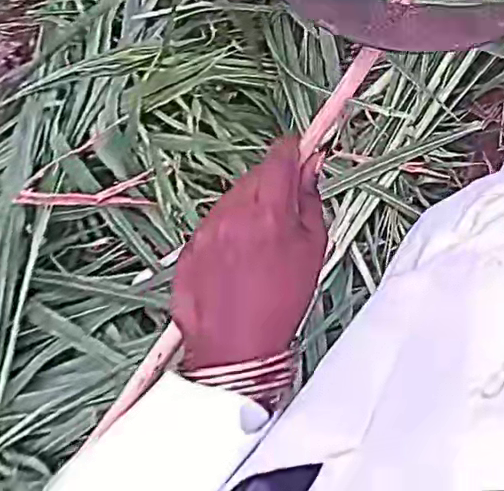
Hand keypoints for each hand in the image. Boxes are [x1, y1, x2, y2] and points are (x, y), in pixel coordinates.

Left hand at [171, 136, 326, 369]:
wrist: (235, 352)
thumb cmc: (282, 302)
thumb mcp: (314, 246)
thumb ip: (311, 198)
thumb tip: (311, 164)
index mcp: (269, 210)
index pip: (279, 156)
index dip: (292, 150)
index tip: (299, 152)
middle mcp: (233, 212)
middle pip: (256, 174)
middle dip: (272, 182)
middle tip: (283, 210)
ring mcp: (206, 229)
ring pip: (233, 196)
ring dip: (248, 204)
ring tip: (259, 241)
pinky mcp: (188, 247)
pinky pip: (213, 221)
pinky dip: (227, 228)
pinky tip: (237, 257)